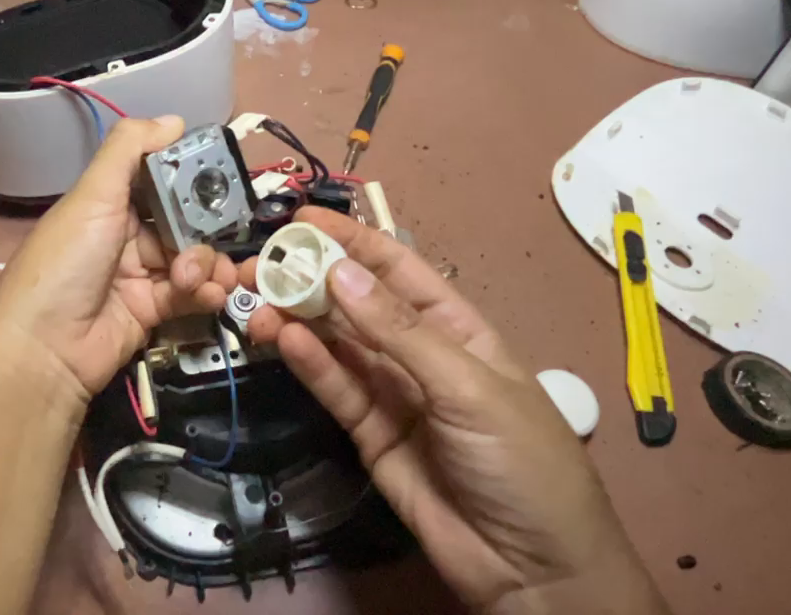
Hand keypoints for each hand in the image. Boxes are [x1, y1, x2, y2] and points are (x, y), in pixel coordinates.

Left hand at [0, 116, 238, 403]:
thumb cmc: (67, 261)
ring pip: (190, 256)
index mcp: (106, 201)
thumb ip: (129, 149)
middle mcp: (123, 233)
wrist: (46, 350)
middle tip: (223, 232)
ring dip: (206, 262)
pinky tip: (209, 294)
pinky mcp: (151, 310)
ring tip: (202, 277)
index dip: (189, 174)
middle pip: (181, 218)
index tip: (222, 174)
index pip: (157, 176)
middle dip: (206, 225)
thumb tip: (174, 118)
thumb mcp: (93, 196)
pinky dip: (204, 291)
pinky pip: (189, 292)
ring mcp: (138, 273)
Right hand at [242, 208, 665, 614]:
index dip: (350, 239)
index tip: (301, 219)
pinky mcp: (367, 429)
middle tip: (259, 261)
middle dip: (308, 277)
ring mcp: (390, 390)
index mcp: (455, 326)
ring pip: (334, 341)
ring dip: (296, 316)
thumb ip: (398, 331)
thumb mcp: (468, 386)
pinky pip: (332, 385)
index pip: (395, 268)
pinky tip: (280, 339)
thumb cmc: (523, 462)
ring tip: (255, 298)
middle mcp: (416, 349)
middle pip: (354, 301)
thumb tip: (337, 270)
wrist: (535, 573)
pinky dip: (305, 362)